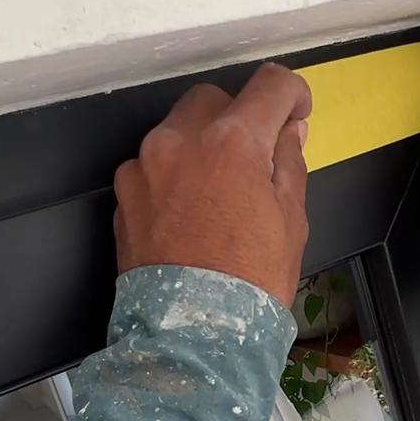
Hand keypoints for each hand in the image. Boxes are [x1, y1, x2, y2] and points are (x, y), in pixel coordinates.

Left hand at [114, 64, 311, 302]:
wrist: (193, 335)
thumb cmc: (251, 282)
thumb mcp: (291, 221)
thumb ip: (289, 163)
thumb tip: (288, 132)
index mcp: (233, 143)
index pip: (269, 85)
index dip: (292, 93)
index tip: (296, 112)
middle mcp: (180, 141)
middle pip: (215, 98)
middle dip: (240, 116)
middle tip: (258, 156)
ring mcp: (144, 166)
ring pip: (178, 129)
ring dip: (203, 144)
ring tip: (219, 191)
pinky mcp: (123, 194)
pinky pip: (153, 165)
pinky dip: (175, 174)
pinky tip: (190, 212)